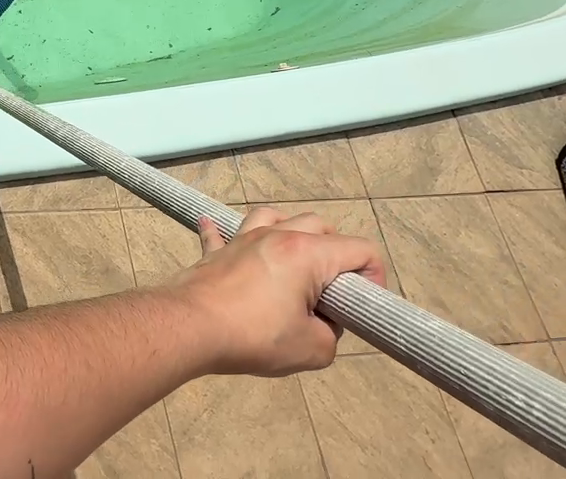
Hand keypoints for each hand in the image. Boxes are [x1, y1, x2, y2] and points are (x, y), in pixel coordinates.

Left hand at [168, 207, 386, 376]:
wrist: (191, 325)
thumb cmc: (256, 335)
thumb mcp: (315, 348)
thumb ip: (330, 331)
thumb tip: (318, 320)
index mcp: (304, 253)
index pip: (358, 248)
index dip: (373, 275)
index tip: (363, 304)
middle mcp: (273, 236)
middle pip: (316, 223)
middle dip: (337, 251)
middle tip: (336, 287)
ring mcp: (240, 239)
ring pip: (271, 216)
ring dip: (289, 230)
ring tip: (297, 258)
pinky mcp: (214, 251)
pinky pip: (219, 232)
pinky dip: (222, 231)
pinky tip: (215, 228)